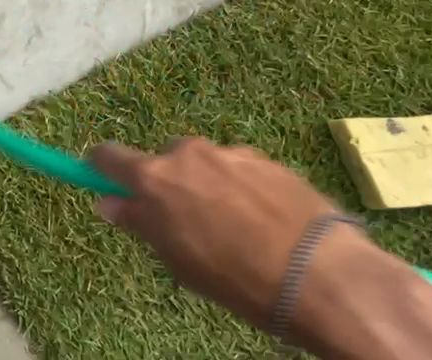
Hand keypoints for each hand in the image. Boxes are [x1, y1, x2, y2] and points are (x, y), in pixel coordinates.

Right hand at [87, 138, 349, 326]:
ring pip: (207, 164)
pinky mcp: (270, 160)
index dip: (103, 169)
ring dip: (211, 185)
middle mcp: (185, 153)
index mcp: (153, 176)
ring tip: (240, 227)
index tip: (110, 184)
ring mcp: (229, 153)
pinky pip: (244, 170)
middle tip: (190, 220)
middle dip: (171, 181)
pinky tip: (270, 223)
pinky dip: (247, 189)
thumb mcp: (178, 260)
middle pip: (163, 159)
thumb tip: (109, 202)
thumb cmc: (239, 278)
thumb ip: (140, 223)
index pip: (107, 155)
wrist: (328, 278)